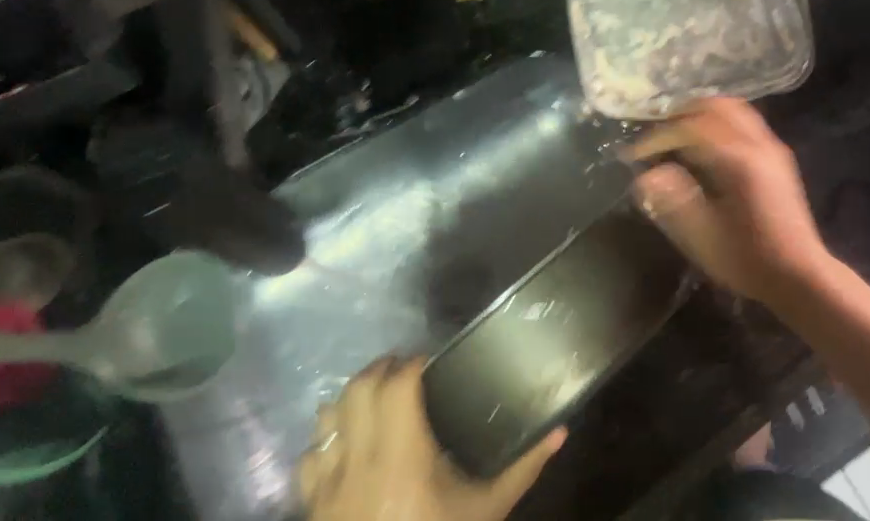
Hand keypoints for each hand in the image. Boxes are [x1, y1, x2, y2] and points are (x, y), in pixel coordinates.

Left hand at [297, 357, 563, 520]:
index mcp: (403, 458)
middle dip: (382, 370)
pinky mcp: (312, 507)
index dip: (413, 363)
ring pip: (327, 417)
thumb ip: (522, 467)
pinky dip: (326, 440)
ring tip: (377, 397)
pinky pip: (310, 457)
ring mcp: (329, 486)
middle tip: (406, 370)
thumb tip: (560, 431)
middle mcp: (359, 463)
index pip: (397, 386)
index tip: (431, 362)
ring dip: (351, 398)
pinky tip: (348, 443)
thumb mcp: (488, 509)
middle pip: (358, 390)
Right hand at [623, 98, 832, 304]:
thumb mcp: (704, 237)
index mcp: (738, 161)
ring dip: (702, 115)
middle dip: (681, 115)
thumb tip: (646, 177)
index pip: (690, 128)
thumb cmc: (749, 259)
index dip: (658, 137)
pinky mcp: (778, 156)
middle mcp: (758, 144)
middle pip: (715, 106)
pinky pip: (745, 121)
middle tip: (657, 137)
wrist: (800, 274)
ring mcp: (772, 147)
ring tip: (678, 137)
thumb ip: (674, 203)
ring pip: (733, 109)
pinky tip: (706, 147)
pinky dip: (720, 122)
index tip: (635, 154)